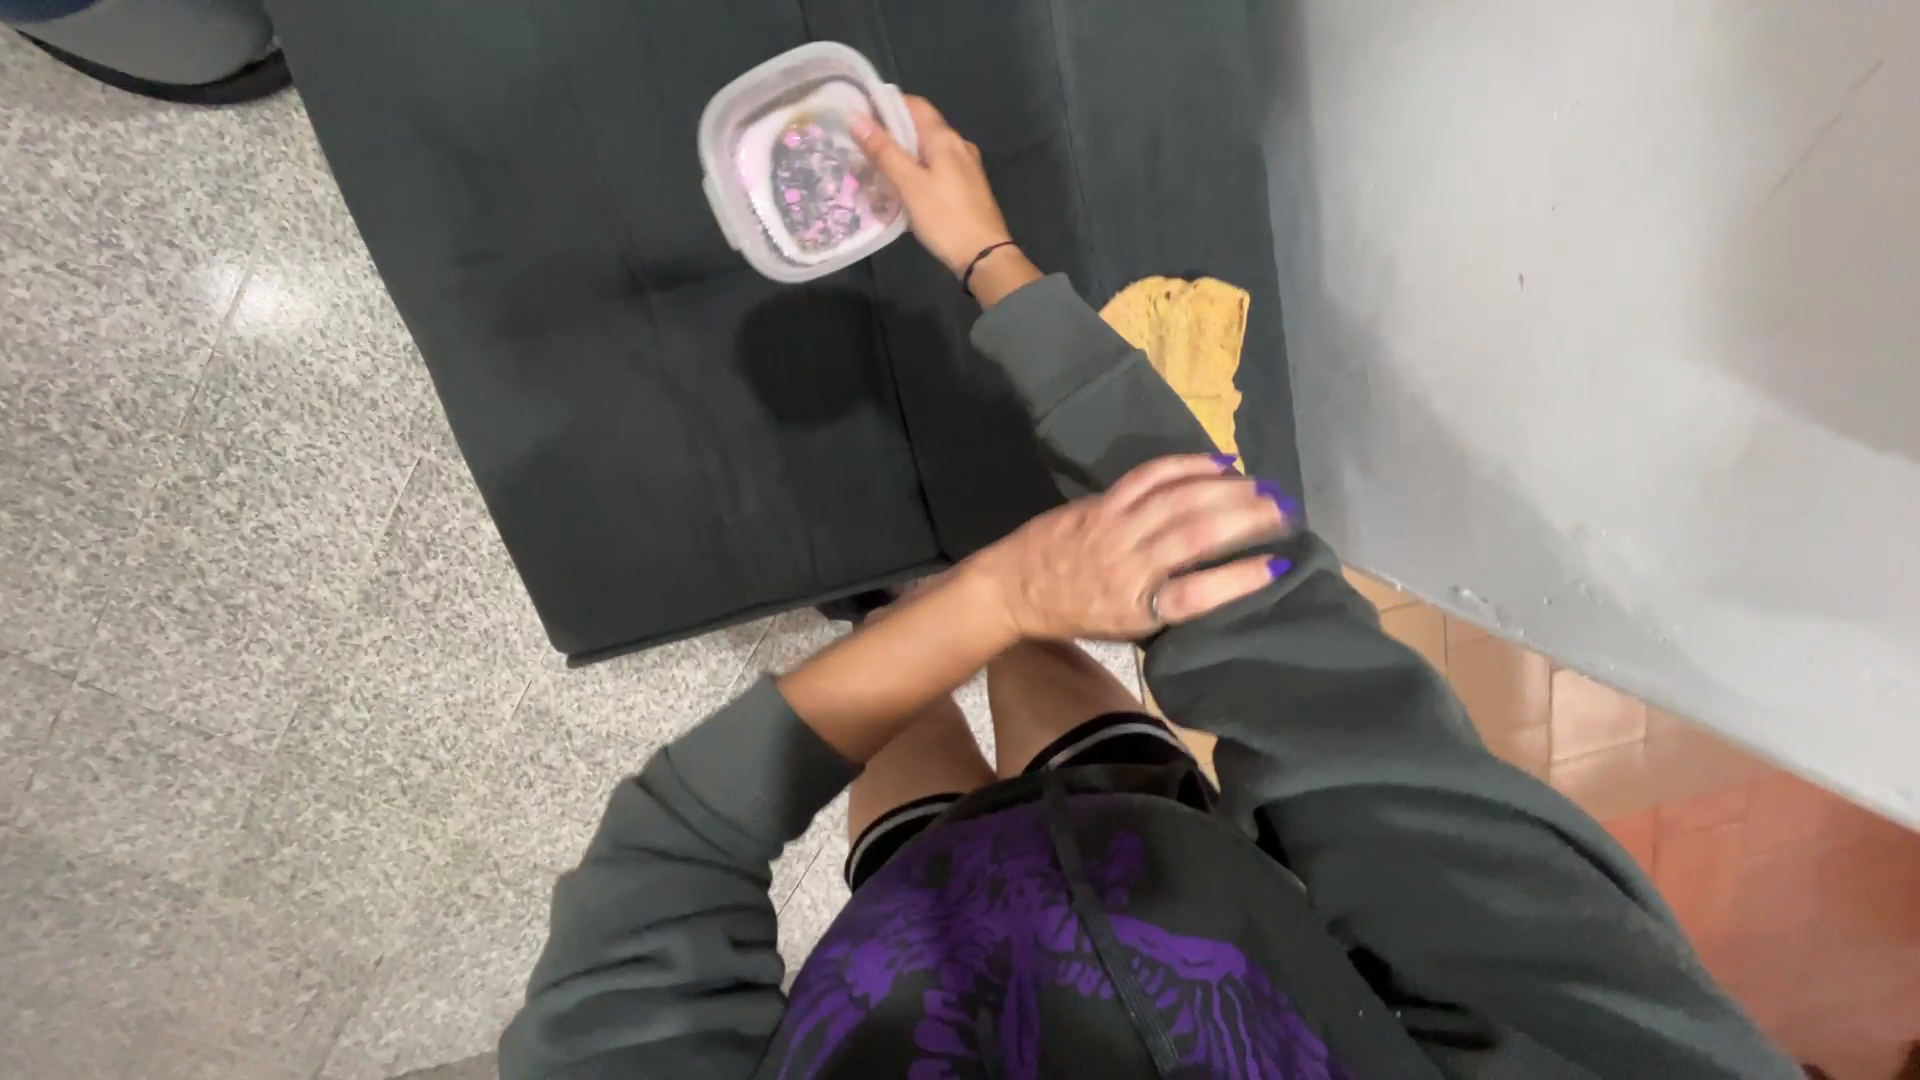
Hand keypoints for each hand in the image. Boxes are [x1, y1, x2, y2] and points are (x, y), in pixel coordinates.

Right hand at [853, 97, 1013, 276]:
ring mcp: (967, 168)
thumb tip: (856, 118)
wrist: (985, 256)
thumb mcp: (910, 184)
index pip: (915, 104)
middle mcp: (959, 145)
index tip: (862, 117)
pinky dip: (920, 174)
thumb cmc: (945, 218)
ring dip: (906, 156)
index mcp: (945, 137)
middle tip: (864, 149)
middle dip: (893, 134)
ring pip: (930, 152)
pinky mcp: (968, 189)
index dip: (887, 105)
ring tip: (880, 171)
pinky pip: (939, 171)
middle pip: (922, 128)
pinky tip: (906, 191)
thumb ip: (884, 151)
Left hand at [967, 454, 1295, 640]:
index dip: (1239, 580)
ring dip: (1226, 490)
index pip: (1196, 597)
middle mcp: (1127, 567)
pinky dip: (1186, 465)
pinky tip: (1218, 462)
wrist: (1013, 587)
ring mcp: (1114, 528)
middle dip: (1246, 520)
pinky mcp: (1102, 502)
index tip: (1278, 565)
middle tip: (1283, 512)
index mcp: (1133, 610)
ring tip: (1262, 488)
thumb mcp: (1121, 629)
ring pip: (1178, 501)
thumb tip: (1221, 586)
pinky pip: (1149, 476)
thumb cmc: (1072, 614)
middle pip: (1195, 536)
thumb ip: (1166, 610)